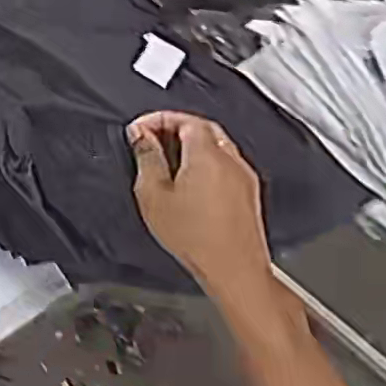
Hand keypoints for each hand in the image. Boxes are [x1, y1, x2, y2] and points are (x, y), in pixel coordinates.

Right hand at [128, 111, 275, 308]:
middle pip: (205, 128)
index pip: (186, 120)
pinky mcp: (247, 192)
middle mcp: (232, 162)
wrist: (231, 267)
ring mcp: (244, 177)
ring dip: (189, 141)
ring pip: (217, 144)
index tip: (138, 128)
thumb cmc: (193, 235)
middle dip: (175, 125)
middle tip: (149, 135)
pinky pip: (225, 162)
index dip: (159, 118)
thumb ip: (147, 157)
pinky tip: (184, 175)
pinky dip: (202, 158)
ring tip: (162, 155)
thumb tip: (141, 135)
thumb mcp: (152, 192)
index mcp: (207, 157)